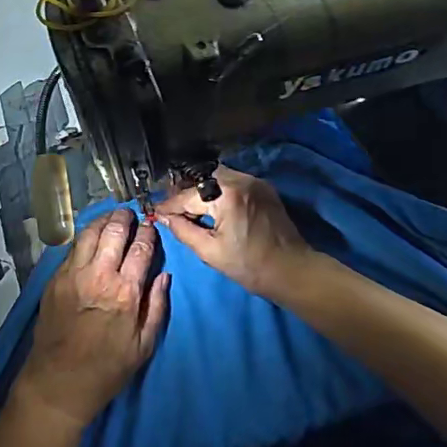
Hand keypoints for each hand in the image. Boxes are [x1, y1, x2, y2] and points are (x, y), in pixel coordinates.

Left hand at [12, 209, 171, 428]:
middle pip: (113, 233)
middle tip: (130, 213)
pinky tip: (90, 237)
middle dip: (124, 219)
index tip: (151, 226)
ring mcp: (72, 275)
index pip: (140, 249)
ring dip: (102, 221)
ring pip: (88, 235)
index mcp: (125, 292)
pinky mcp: (54, 280)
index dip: (148, 234)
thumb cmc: (106, 369)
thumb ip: (156, 307)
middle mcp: (98, 276)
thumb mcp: (144, 346)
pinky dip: (84, 238)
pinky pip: (71, 249)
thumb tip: (164, 277)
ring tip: (111, 217)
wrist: (58, 383)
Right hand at [155, 167, 316, 297]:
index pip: (187, 195)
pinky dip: (218, 191)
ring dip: (201, 191)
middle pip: (201, 178)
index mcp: (227, 195)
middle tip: (173, 211)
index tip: (156, 213)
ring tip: (191, 210)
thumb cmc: (249, 265)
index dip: (169, 206)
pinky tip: (213, 208)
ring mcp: (254, 182)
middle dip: (184, 193)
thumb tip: (164, 218)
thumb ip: (184, 231)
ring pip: (216, 177)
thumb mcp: (210, 251)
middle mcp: (241, 180)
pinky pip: (232, 181)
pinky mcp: (263, 187)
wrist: (291, 269)